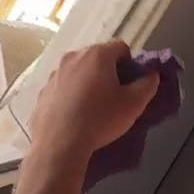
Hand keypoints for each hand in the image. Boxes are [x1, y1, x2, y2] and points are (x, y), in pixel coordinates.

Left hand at [30, 40, 158, 164]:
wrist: (59, 146)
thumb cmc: (100, 119)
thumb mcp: (134, 104)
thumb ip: (148, 84)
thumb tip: (152, 75)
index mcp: (97, 54)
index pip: (121, 47)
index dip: (130, 65)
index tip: (130, 85)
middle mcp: (73, 57)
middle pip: (98, 58)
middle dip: (108, 72)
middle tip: (114, 97)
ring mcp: (54, 75)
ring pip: (78, 72)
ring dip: (88, 83)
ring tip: (92, 109)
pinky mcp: (41, 93)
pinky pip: (63, 88)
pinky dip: (70, 96)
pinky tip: (74, 117)